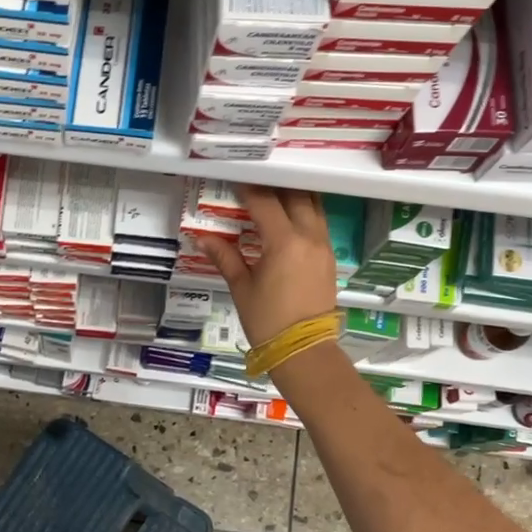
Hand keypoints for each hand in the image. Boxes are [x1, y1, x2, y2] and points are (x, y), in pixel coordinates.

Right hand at [195, 185, 337, 344]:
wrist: (303, 350)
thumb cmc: (268, 321)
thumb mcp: (242, 288)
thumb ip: (225, 257)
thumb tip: (202, 238)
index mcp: (284, 242)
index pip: (265, 203)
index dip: (248, 189)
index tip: (234, 182)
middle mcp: (308, 237)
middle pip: (295, 196)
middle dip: (274, 186)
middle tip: (255, 182)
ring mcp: (323, 245)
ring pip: (312, 206)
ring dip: (293, 196)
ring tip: (274, 193)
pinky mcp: (328, 257)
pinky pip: (318, 222)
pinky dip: (304, 212)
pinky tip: (289, 217)